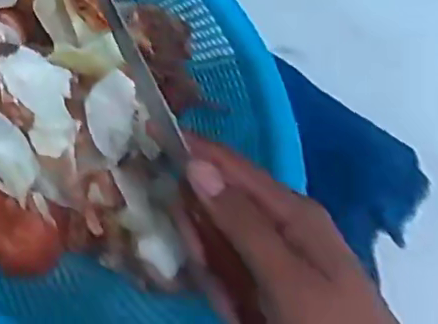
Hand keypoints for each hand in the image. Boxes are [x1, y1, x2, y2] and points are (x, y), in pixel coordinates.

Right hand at [183, 137, 399, 323]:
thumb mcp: (287, 280)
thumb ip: (239, 220)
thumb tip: (193, 162)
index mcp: (292, 211)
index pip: (229, 163)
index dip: (189, 146)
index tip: (146, 132)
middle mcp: (282, 224)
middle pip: (216, 201)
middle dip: (200, 231)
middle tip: (204, 266)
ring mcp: (275, 257)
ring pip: (216, 239)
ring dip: (212, 269)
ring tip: (231, 306)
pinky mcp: (270, 286)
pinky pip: (228, 271)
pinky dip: (224, 291)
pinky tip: (237, 314)